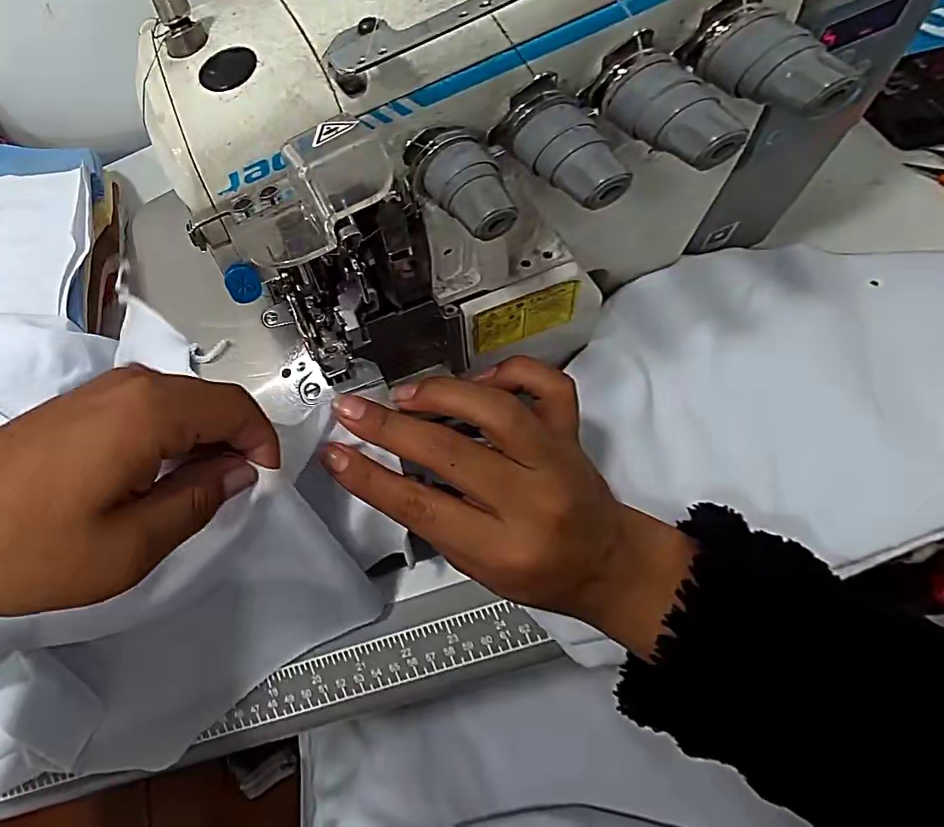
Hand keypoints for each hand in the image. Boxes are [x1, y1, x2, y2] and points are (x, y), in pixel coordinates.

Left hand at [0, 366, 278, 705]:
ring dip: (197, 440)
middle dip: (231, 441)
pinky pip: (141, 408)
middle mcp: (126, 384)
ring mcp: (94, 390)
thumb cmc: (31, 549)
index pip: (234, 406)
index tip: (264, 482)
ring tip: (186, 494)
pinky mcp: (72, 405)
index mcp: (149, 408)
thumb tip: (238, 471)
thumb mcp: (130, 545)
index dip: (261, 441)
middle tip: (228, 495)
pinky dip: (163, 436)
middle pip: (206, 399)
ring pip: (174, 402)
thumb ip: (197, 501)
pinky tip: (144, 480)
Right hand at [321, 358, 692, 657]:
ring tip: (405, 396)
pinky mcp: (571, 432)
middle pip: (451, 453)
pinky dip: (509, 371)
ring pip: (496, 410)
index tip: (336, 453)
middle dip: (389, 427)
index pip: (423, 507)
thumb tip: (382, 466)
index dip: (370, 478)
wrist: (607, 564)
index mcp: (504, 547)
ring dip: (441, 394)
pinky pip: (546, 385)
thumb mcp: (476, 564)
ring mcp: (557, 459)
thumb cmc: (539, 572)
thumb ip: (432, 517)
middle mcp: (535, 501)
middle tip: (352, 409)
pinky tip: (479, 379)